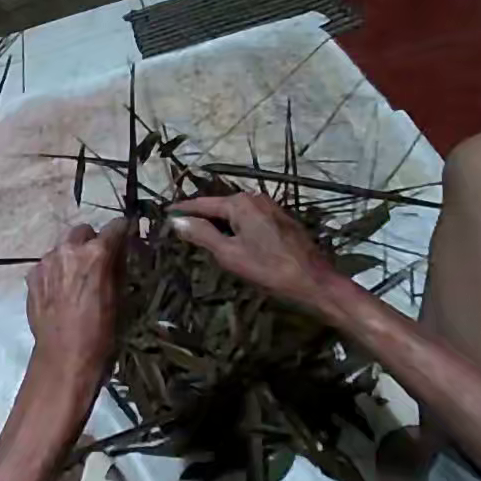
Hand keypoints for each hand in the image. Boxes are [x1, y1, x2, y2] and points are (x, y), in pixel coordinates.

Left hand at [25, 219, 127, 380]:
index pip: (115, 227)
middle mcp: (68, 249)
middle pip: (84, 231)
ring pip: (64, 246)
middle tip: (99, 261)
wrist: (63, 358)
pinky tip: (61, 291)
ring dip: (73, 255)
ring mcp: (47, 261)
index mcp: (95, 254)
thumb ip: (118, 266)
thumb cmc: (100, 332)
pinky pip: (49, 264)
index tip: (128, 234)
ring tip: (77, 279)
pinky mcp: (33, 275)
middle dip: (93, 241)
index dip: (124, 230)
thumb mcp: (119, 297)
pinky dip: (57, 270)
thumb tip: (121, 248)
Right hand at [170, 192, 334, 304]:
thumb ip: (202, 235)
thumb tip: (177, 221)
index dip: (183, 209)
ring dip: (218, 221)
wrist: (316, 283)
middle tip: (179, 225)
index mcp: (240, 203)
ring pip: (235, 212)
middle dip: (200, 215)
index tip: (164, 213)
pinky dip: (235, 226)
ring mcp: (270, 207)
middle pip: (219, 205)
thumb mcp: (230, 254)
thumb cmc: (270, 270)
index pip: (202, 203)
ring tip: (200, 232)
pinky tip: (229, 238)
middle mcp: (254, 198)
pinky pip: (249, 218)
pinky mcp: (280, 219)